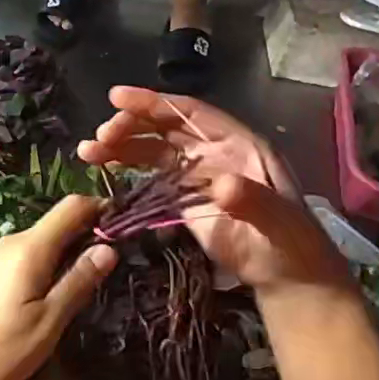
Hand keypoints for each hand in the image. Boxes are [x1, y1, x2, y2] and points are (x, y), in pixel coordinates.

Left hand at [0, 195, 115, 379]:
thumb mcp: (48, 321)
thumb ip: (78, 281)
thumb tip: (109, 247)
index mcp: (29, 247)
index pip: (71, 206)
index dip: (101, 209)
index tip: (127, 226)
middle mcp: (9, 242)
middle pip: (56, 225)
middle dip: (87, 236)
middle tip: (116, 266)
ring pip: (40, 244)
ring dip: (65, 255)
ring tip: (87, 285)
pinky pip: (22, 259)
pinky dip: (44, 268)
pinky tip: (49, 296)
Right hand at [77, 86, 349, 297]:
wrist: (288, 281)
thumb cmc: (290, 248)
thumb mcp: (278, 223)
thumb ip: (252, 201)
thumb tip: (221, 185)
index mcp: (239, 146)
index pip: (191, 114)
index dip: (155, 103)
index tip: (117, 98)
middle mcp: (214, 153)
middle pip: (165, 128)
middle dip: (130, 127)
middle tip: (100, 136)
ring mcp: (197, 176)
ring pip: (152, 150)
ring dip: (120, 147)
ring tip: (87, 152)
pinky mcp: (183, 199)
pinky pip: (150, 175)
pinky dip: (125, 169)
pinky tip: (101, 167)